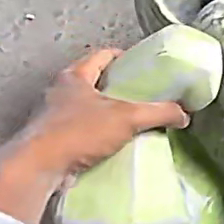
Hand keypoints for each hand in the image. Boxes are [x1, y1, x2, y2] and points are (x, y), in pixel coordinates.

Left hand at [0, 49, 188, 223]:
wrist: (39, 168)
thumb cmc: (79, 132)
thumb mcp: (127, 118)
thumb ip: (158, 113)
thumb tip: (184, 114)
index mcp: (74, 77)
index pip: (102, 55)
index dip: (123, 56)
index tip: (141, 64)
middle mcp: (59, 93)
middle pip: (92, 81)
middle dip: (116, 87)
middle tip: (140, 95)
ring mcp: (52, 118)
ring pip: (85, 108)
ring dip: (105, 113)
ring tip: (130, 122)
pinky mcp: (51, 141)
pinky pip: (80, 133)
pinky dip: (96, 136)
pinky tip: (112, 146)